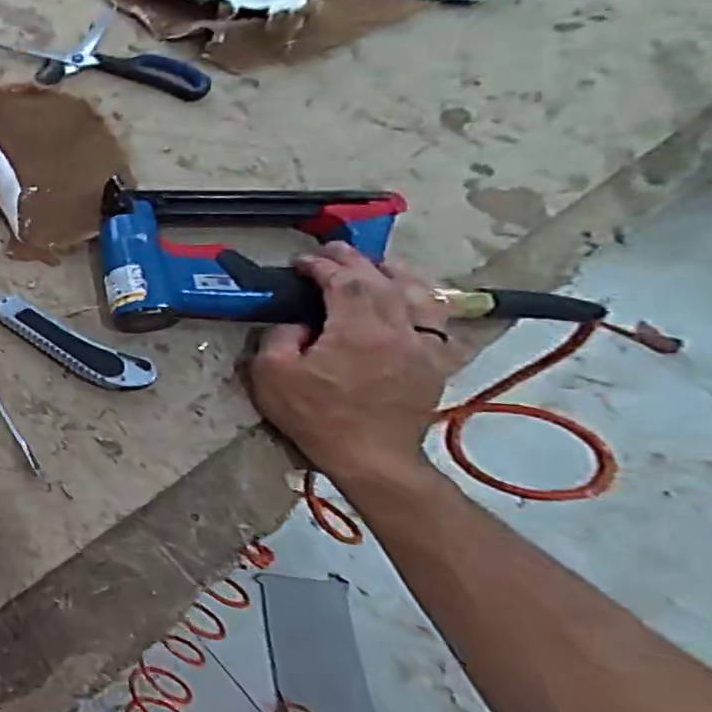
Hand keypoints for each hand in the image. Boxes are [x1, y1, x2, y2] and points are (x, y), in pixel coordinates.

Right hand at [249, 242, 454, 485]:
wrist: (370, 460)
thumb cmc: (315, 417)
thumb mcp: (271, 375)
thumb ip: (279, 336)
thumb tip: (299, 321)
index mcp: (356, 330)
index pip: (343, 280)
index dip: (320, 265)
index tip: (300, 263)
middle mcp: (397, 330)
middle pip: (380, 279)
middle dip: (353, 260)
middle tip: (330, 252)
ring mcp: (423, 347)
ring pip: (419, 293)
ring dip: (395, 272)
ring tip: (376, 266)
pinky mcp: (436, 364)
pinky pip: (440, 323)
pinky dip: (426, 304)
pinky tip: (413, 302)